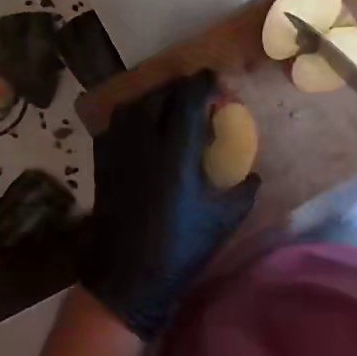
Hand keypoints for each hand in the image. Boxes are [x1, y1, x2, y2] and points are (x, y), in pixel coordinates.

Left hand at [79, 70, 260, 339]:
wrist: (128, 276)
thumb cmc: (181, 248)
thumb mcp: (223, 220)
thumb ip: (243, 191)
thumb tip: (253, 174)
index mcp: (177, 152)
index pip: (188, 99)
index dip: (203, 84)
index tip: (214, 79)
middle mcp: (144, 142)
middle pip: (159, 95)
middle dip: (180, 88)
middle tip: (196, 93)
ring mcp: (118, 151)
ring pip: (133, 106)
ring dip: (154, 99)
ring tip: (169, 107)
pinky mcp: (103, 164)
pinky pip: (115, 126)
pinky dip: (132, 118)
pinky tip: (143, 131)